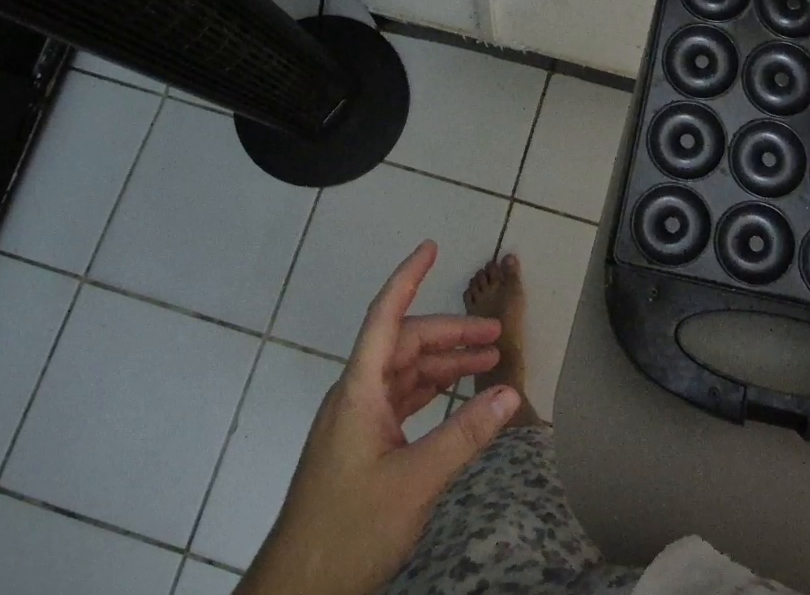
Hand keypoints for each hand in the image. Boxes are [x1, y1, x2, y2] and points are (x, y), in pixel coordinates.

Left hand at [242, 241, 521, 594]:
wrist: (299, 585)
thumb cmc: (351, 527)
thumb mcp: (416, 481)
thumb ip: (465, 435)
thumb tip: (510, 393)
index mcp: (359, 390)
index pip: (384, 318)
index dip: (407, 279)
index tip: (430, 248)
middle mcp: (356, 395)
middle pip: (404, 345)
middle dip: (449, 333)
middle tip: (495, 334)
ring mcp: (357, 421)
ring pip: (405, 373)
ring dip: (444, 363)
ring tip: (489, 359)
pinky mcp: (362, 444)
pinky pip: (401, 400)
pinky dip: (432, 391)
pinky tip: (458, 395)